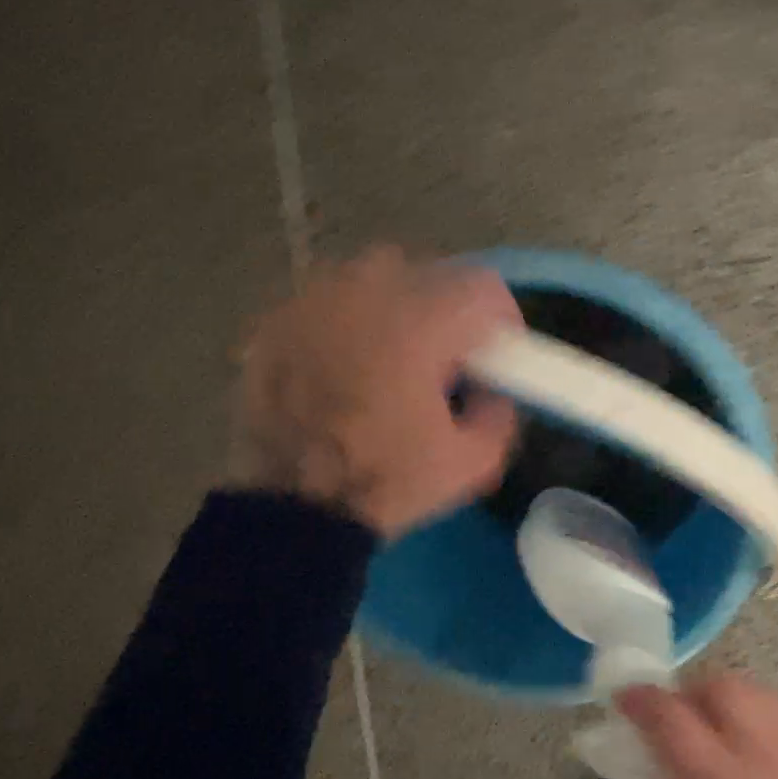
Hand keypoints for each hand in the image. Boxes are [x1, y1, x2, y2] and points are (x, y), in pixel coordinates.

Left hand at [232, 246, 522, 537]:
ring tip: (398, 355)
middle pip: (428, 271)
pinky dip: (349, 321)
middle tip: (451, 356)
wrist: (293, 507)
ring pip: (372, 277)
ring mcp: (312, 304)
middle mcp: (364, 297)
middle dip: (449, 308)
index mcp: (419, 327)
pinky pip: (328, 300)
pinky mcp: (274, 323)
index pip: (481, 285)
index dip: (503, 316)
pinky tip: (349, 363)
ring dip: (397, 306)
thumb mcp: (475, 460)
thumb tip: (494, 389)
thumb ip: (500, 411)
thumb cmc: (388, 480)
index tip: (500, 352)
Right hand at [618, 676, 777, 778]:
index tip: (625, 697)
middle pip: (719, 688)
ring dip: (725, 697)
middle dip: (688, 693)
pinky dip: (756, 715)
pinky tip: (748, 745)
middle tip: (673, 716)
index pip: (670, 718)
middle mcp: (758, 750)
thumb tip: (654, 773)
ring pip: (755, 691)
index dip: (642, 700)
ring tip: (712, 725)